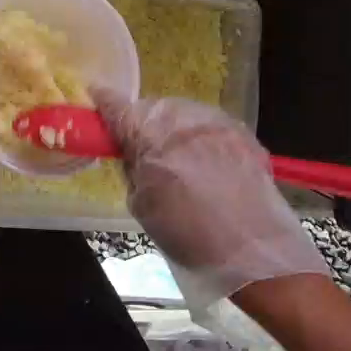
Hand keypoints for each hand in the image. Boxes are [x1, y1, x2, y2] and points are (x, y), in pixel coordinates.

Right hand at [96, 94, 329, 309]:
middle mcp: (181, 115)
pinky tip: (212, 170)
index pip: (116, 106)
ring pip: (183, 115)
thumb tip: (134, 152)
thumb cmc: (187, 233)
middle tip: (147, 156)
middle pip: (152, 109)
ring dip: (177, 133)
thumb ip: (133, 168)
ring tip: (184, 166)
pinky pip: (211, 128)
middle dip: (146, 127)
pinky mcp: (242, 130)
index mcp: (148, 132)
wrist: (253, 249)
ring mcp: (215, 119)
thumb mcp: (141, 206)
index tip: (97, 101)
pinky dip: (205, 141)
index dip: (104, 105)